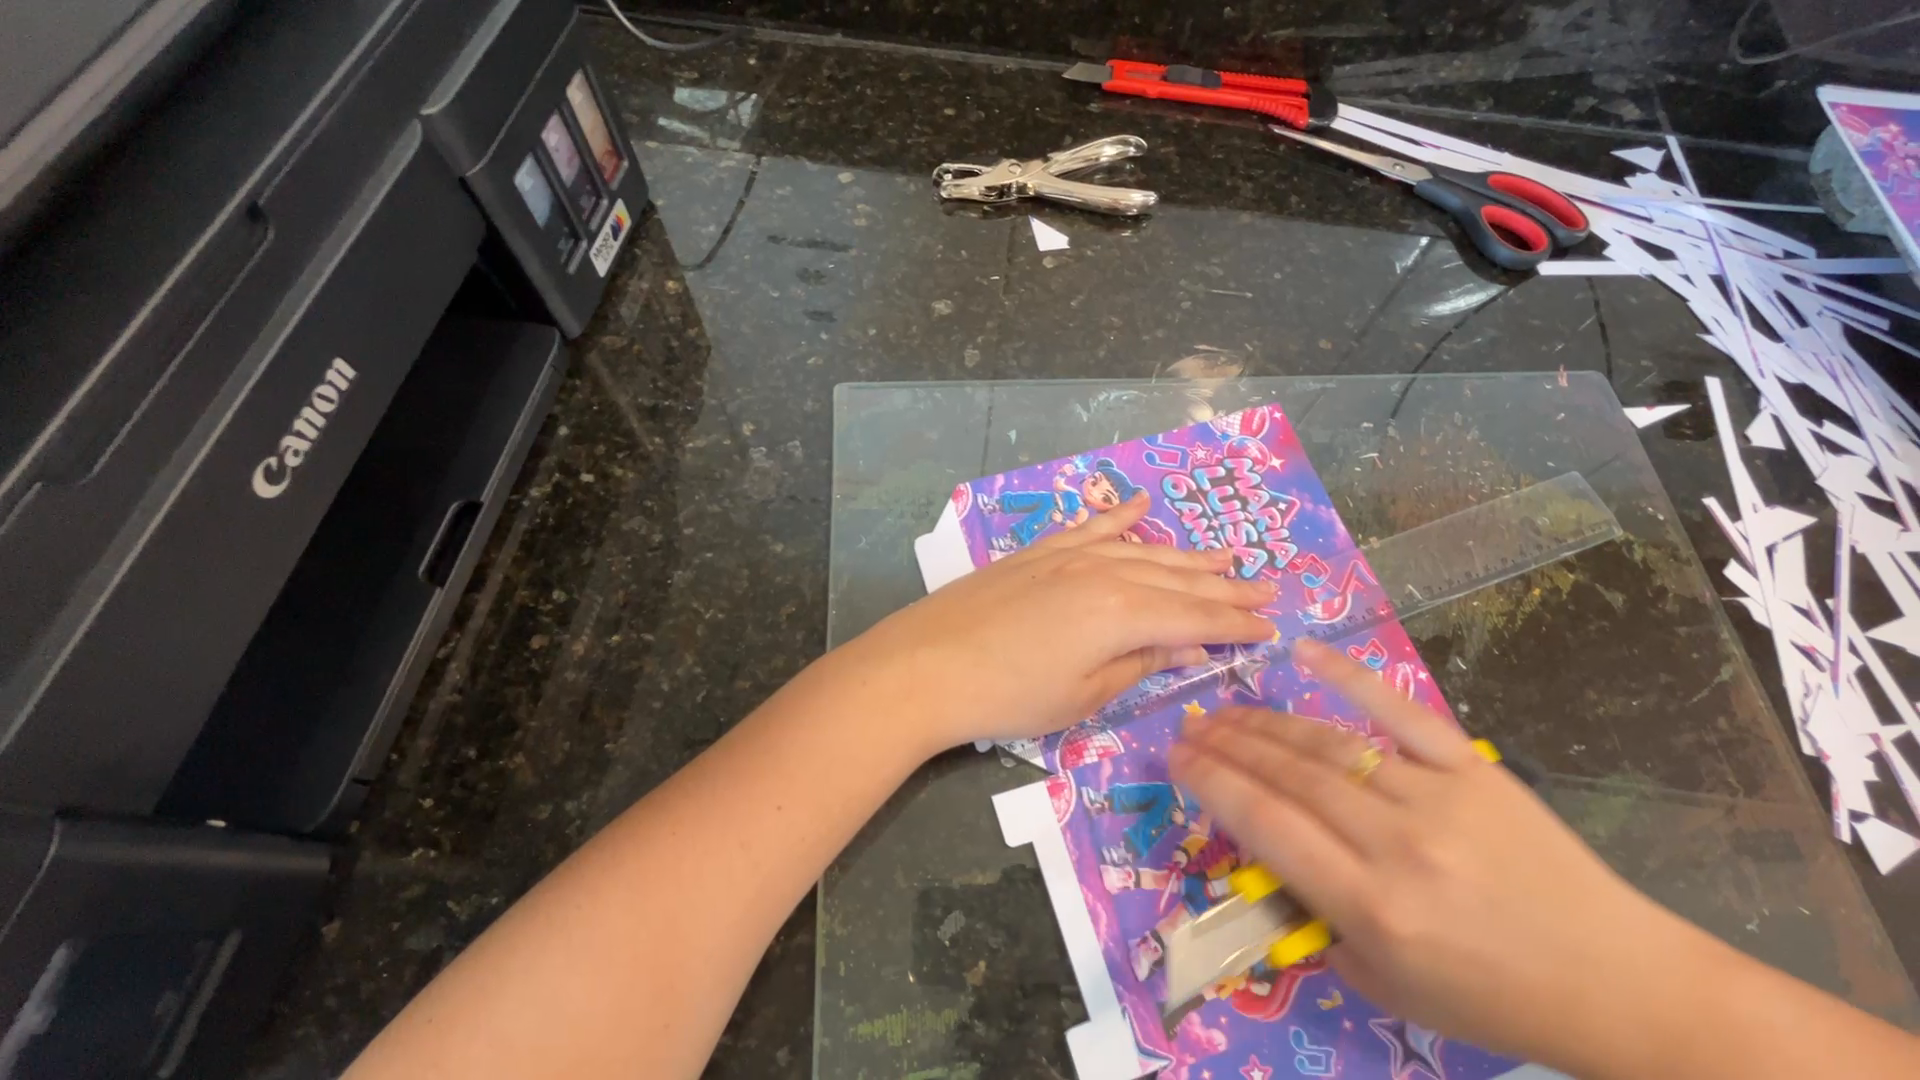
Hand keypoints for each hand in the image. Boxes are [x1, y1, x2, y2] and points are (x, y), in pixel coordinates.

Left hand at [845, 493, 1272, 756]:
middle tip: (1266, 589)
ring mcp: (1068, 557)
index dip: (1235, 624)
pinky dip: (1119, 518)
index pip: (1196, 617)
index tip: (1272, 627)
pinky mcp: (1037, 553)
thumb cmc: (1008, 696)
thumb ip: (1140, 663)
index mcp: (1123, 614)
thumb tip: (1188, 645)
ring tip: (1225, 554)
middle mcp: (1105, 573)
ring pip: (1142, 551)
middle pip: (1177, 579)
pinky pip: (1090, 529)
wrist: (924, 666)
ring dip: (1186, 553)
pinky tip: (1140, 507)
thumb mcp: (1083, 695)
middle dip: (1225, 587)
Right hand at [1170, 639, 1680, 1068]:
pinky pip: (1399, 712)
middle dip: (1226, 746)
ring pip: (1328, 745)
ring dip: (1264, 723)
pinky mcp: (1472, 769)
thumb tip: (1268, 862)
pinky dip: (1347, 677)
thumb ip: (1314, 922)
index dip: (1212, 784)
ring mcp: (1436, 797)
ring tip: (1222, 711)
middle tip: (1188, 728)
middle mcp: (1395, 844)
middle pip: (1287, 776)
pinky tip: (1303, 654)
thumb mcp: (1382, 985)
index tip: (1176, 760)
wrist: (1615, 982)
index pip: (1266, 826)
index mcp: (1370, 905)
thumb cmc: (1489, 996)